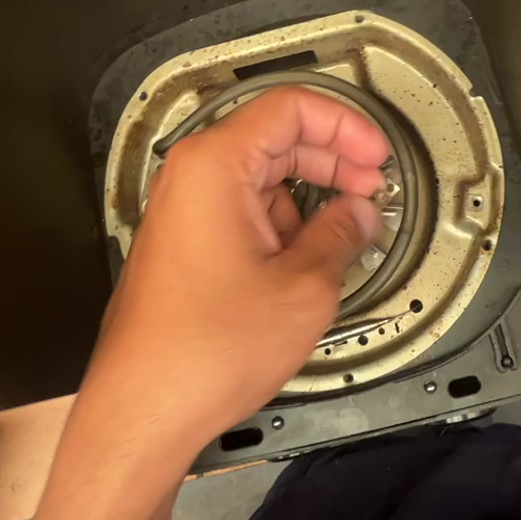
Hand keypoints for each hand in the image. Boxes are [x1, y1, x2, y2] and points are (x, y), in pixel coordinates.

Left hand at [81, 87, 388, 459]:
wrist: (145, 411)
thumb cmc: (204, 352)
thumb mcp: (303, 287)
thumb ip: (341, 234)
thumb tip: (359, 213)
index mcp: (216, 166)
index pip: (290, 108)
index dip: (345, 124)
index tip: (375, 152)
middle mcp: (191, 178)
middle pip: (275, 139)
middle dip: (332, 160)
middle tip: (371, 186)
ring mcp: (184, 211)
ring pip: (260, 179)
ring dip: (307, 198)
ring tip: (344, 233)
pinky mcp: (184, 244)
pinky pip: (242, 212)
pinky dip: (281, 225)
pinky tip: (306, 258)